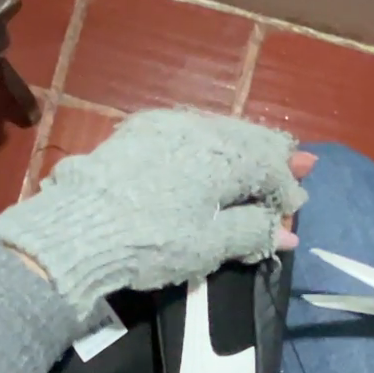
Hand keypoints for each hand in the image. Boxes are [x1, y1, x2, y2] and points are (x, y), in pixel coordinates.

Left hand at [0, 109, 310, 317]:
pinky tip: (210, 157)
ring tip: (257, 161)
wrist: (75, 232)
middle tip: (297, 167)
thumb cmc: (150, 242)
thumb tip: (286, 232)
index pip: (269, 166)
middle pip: (248, 139)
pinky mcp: (136, 133)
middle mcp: (198, 129)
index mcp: (223, 155)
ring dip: (243, 148)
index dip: (286, 189)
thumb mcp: (207, 245)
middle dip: (274, 158)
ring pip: (218, 131)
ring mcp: (164, 126)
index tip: (294, 210)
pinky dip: (210, 146)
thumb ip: (250, 231)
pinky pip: (189, 133)